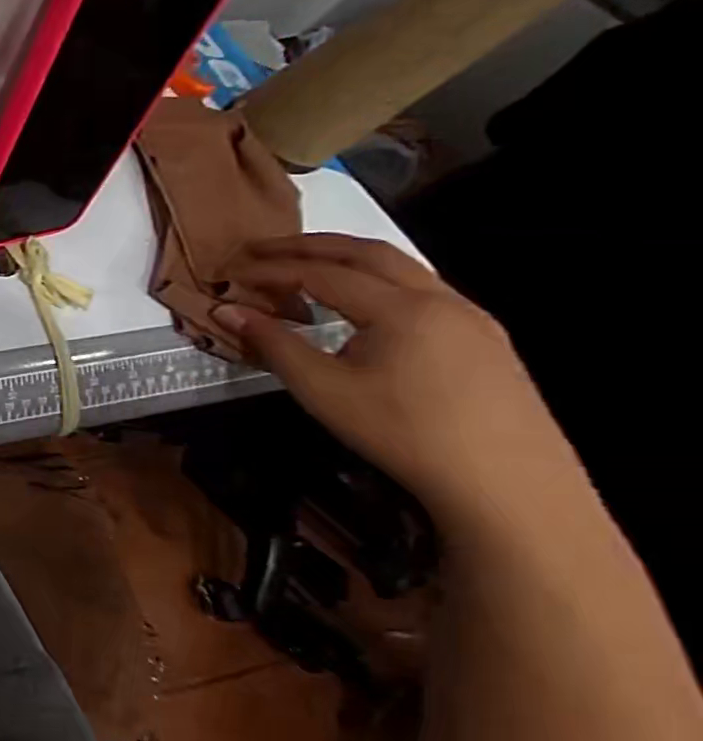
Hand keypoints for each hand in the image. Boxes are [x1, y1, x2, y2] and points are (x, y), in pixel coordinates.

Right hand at [214, 233, 584, 527]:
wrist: (514, 494)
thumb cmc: (407, 436)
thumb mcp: (324, 391)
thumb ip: (272, 344)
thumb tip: (226, 311)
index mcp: (402, 308)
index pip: (320, 273)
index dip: (270, 269)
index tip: (232, 271)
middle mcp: (441, 301)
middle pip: (365, 252)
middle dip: (308, 245)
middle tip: (261, 249)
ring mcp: (472, 319)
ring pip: (401, 267)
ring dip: (347, 258)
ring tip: (306, 266)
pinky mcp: (488, 341)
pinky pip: (423, 289)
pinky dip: (378, 280)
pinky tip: (363, 304)